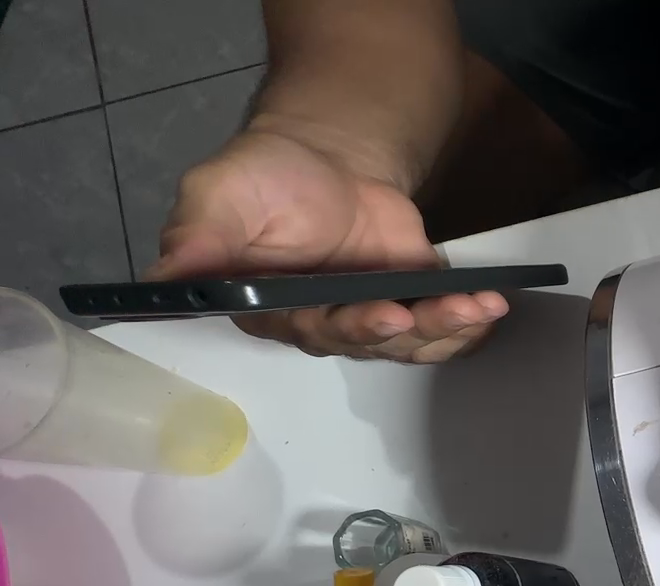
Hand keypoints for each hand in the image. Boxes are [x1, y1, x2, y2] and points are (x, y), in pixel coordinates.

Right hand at [149, 127, 506, 362]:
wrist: (336, 164)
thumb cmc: (271, 176)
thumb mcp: (223, 194)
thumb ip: (200, 238)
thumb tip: (165, 284)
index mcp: (268, 304)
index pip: (305, 331)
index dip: (346, 329)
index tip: (382, 316)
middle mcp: (322, 324)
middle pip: (370, 343)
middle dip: (407, 329)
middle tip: (438, 310)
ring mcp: (375, 322)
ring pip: (414, 344)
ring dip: (450, 329)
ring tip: (480, 306)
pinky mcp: (415, 312)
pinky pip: (445, 335)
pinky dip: (470, 327)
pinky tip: (489, 311)